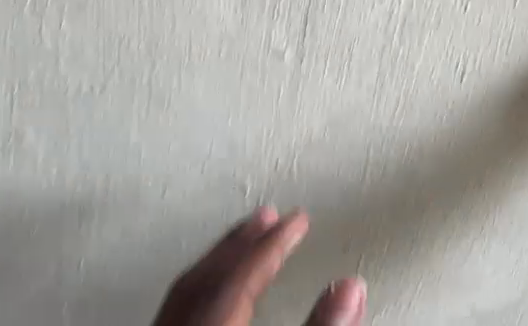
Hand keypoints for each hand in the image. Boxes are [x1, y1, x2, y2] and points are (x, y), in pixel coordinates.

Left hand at [153, 208, 366, 325]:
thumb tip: (351, 287)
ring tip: (245, 237)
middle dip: (241, 240)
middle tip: (270, 213)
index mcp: (211, 324)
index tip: (298, 218)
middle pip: (205, 276)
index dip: (275, 241)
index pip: (242, 273)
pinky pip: (175, 310)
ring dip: (218, 260)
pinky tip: (215, 290)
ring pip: (184, 292)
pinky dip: (200, 288)